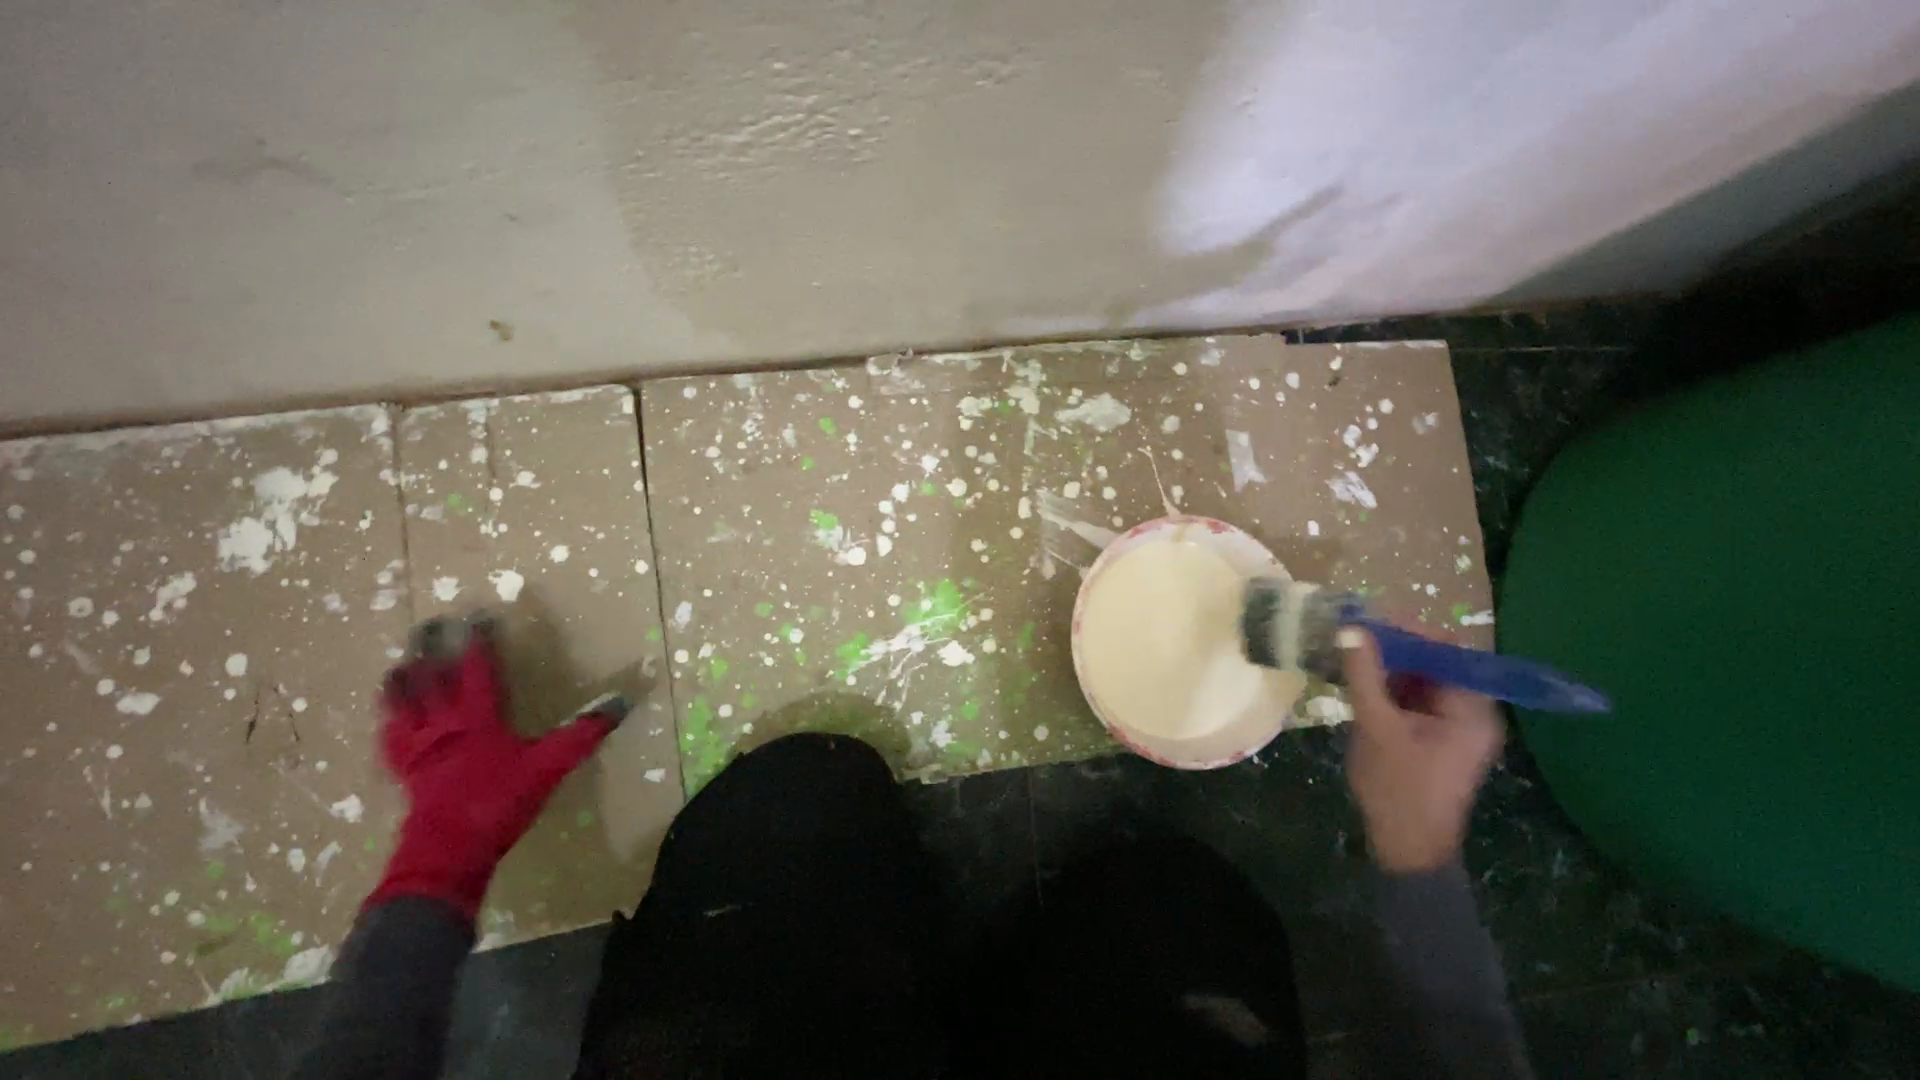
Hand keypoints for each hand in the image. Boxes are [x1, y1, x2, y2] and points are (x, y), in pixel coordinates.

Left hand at [365, 615, 624, 922]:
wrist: (448, 852)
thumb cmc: (498, 801)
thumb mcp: (549, 766)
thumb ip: (583, 733)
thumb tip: (622, 701)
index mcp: (478, 717)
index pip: (476, 668)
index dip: (476, 640)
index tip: (474, 614)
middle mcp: (443, 725)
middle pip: (429, 679)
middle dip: (428, 650)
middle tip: (426, 626)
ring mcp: (418, 750)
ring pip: (402, 707)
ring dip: (400, 684)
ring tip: (398, 666)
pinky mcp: (405, 774)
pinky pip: (392, 743)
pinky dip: (390, 727)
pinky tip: (390, 724)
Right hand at [1342, 626, 1503, 873]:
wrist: (1408, 848)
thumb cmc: (1398, 787)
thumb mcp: (1375, 726)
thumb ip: (1363, 675)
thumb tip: (1350, 628)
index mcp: (1472, 710)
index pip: (1447, 653)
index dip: (1410, 632)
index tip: (1370, 620)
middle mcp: (1473, 714)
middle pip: (1435, 666)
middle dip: (1395, 649)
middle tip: (1352, 635)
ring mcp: (1456, 729)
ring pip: (1422, 684)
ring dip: (1388, 669)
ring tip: (1349, 654)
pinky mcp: (1437, 740)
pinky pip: (1416, 703)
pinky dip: (1390, 691)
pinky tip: (1358, 683)